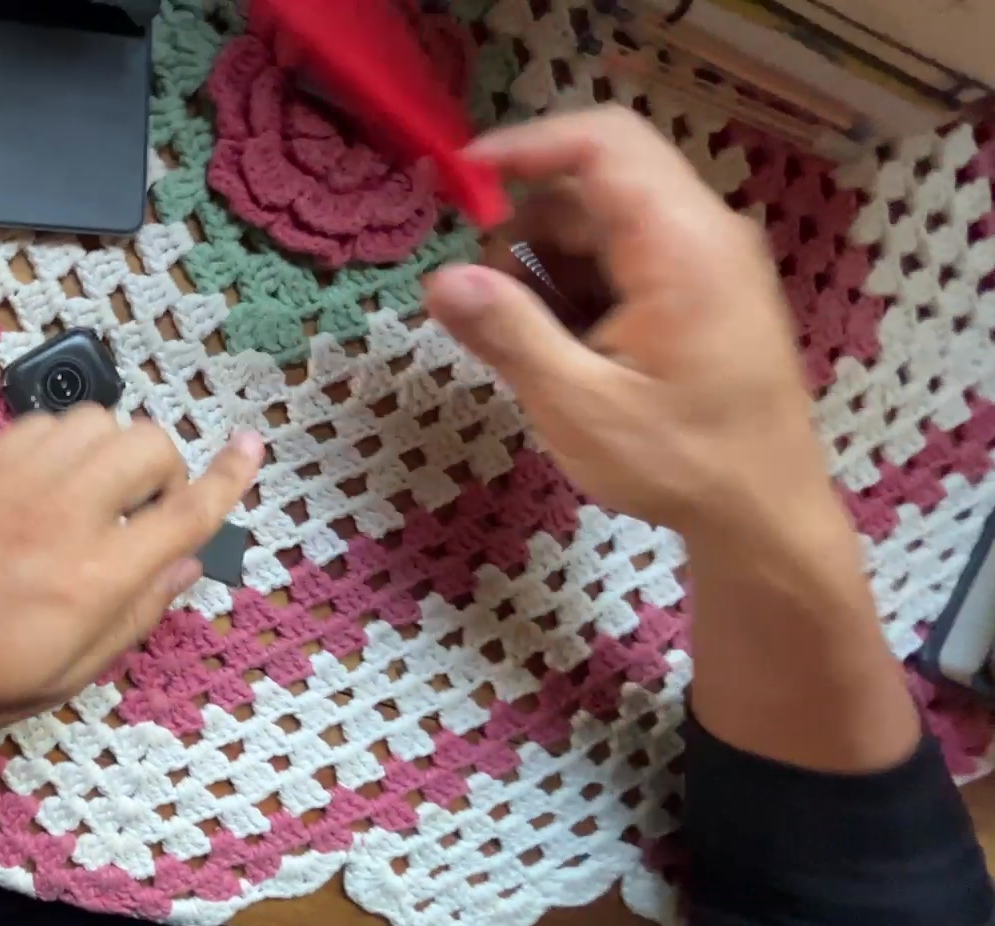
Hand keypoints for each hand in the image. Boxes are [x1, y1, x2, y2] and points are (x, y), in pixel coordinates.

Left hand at [0, 408, 263, 742]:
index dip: (229, 478)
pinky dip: (63, 445)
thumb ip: (133, 618)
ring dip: (113, 452)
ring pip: (96, 421)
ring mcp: (13, 478)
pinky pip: (43, 425)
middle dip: (164, 470)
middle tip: (141, 513)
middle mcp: (61, 513)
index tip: (251, 448)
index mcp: (91, 579)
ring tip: (92, 496)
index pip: (184, 513)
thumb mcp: (60, 678)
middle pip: (147, 444)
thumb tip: (186, 566)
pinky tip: (44, 485)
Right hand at [421, 107, 917, 773]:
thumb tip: (439, 279)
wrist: (756, 508)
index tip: (446, 182)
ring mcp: (682, 267)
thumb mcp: (577, 404)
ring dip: (521, 259)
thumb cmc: (674, 460)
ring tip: (476, 317)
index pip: (601, 148)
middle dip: (507, 218)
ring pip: (585, 228)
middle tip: (445, 272)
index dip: (519, 149)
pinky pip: (597, 267)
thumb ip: (508, 334)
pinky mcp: (671, 297)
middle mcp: (688, 238)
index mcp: (679, 247)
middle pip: (585, 188)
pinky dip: (546, 288)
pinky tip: (518, 333)